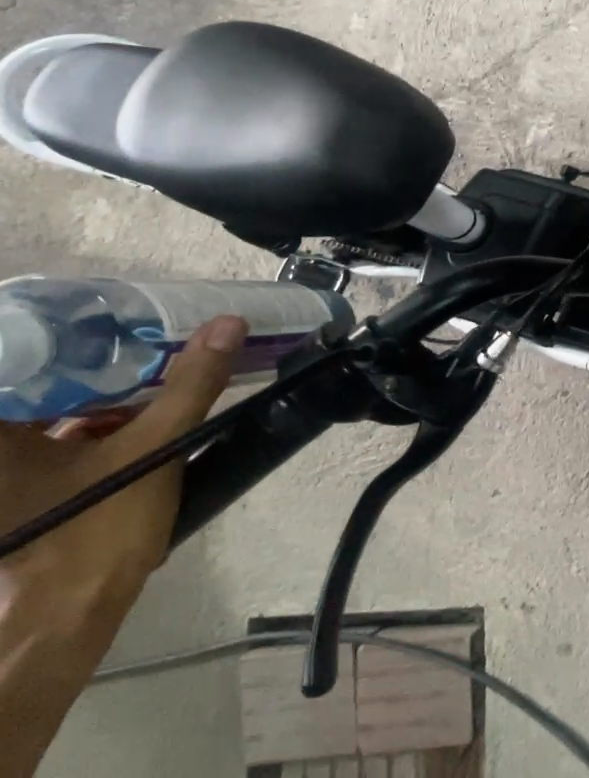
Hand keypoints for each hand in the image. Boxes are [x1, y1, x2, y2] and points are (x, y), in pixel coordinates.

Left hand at [0, 316, 243, 610]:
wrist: (60, 616)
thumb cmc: (90, 529)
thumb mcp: (153, 448)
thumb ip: (188, 385)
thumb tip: (224, 325)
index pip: (16, 351)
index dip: (55, 328)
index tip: (100, 316)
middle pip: (24, 382)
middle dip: (76, 361)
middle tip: (132, 339)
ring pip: (30, 413)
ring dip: (77, 394)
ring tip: (138, 377)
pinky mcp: (6, 493)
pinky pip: (33, 439)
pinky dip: (70, 425)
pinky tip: (119, 423)